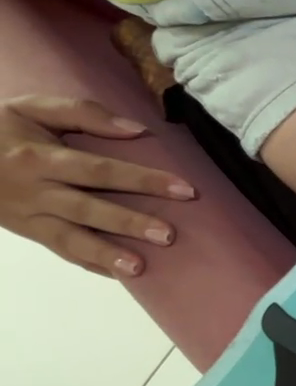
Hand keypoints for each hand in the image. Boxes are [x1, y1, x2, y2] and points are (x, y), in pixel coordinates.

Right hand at [0, 95, 193, 276]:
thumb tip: (137, 129)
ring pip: (69, 238)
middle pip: (86, 209)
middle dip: (127, 223)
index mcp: (38, 158)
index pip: (98, 170)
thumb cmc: (3, 130)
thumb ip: (82, 112)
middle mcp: (34, 190)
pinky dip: (91, 264)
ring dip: (105, 253)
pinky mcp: (28, 231)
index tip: (187, 190)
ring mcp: (28, 215)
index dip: (143, 179)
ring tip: (138, 268)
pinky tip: (122, 276)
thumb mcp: (30, 109)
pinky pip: (61, 251)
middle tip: (169, 235)